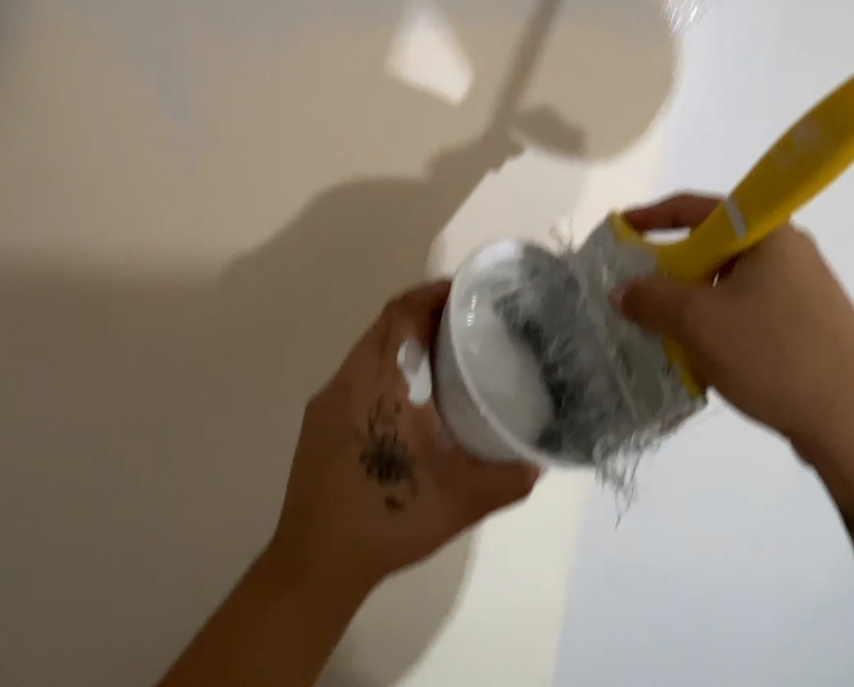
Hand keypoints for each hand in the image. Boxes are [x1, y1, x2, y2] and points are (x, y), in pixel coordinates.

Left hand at [265, 280, 539, 596]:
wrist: (314, 562)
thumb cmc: (388, 520)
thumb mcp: (461, 501)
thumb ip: (507, 478)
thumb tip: (539, 461)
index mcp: (380, 384)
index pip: (401, 313)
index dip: (432, 293)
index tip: (467, 291)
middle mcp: (348, 380)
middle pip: (384, 324)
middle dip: (423, 313)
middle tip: (466, 320)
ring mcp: (327, 400)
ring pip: (368, 349)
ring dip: (402, 341)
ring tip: (443, 355)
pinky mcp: (318, 421)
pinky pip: (356, 374)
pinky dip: (385, 367)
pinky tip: (408, 398)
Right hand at [609, 193, 853, 452]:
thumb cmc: (774, 355)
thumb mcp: (698, 322)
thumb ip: (651, 298)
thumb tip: (621, 289)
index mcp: (767, 234)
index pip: (699, 207)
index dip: (654, 215)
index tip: (622, 229)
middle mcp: (790, 252)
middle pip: (714, 246)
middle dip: (672, 267)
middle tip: (639, 290)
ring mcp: (805, 290)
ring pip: (731, 283)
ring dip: (694, 301)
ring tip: (667, 330)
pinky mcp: (811, 325)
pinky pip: (750, 310)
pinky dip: (720, 323)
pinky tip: (706, 356)